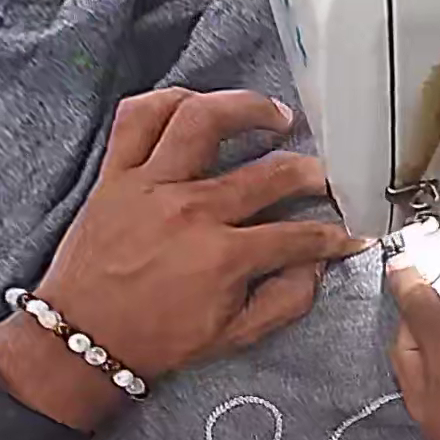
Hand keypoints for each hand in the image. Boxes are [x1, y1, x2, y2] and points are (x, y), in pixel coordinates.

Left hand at [0, 88, 362, 427]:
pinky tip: (198, 105)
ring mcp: (152, 185)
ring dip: (248, 109)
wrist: (88, 338)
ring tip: (275, 115)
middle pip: (269, 174)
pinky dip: (170, 100)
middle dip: (310, 174)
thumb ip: (284, 301)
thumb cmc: (163, 339)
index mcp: (224, 257)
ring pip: (204, 121)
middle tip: (323, 178)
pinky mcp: (118, 174)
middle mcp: (193, 211)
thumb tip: (317, 267)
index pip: (298, 235)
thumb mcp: (234, 336)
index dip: (334, 237)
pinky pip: (140, 117)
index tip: (350, 235)